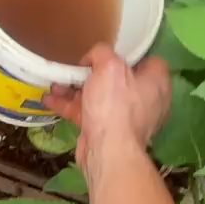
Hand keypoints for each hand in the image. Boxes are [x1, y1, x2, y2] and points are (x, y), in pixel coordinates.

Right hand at [43, 45, 171, 165]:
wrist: (106, 150)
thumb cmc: (115, 105)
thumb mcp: (109, 66)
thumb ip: (102, 53)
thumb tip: (93, 58)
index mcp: (156, 83)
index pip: (150, 61)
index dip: (130, 54)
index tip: (109, 53)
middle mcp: (146, 101)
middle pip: (120, 79)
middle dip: (93, 73)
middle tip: (77, 67)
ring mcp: (126, 118)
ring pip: (99, 97)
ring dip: (75, 89)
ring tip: (55, 82)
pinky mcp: (106, 131)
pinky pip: (87, 113)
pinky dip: (69, 106)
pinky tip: (48, 99)